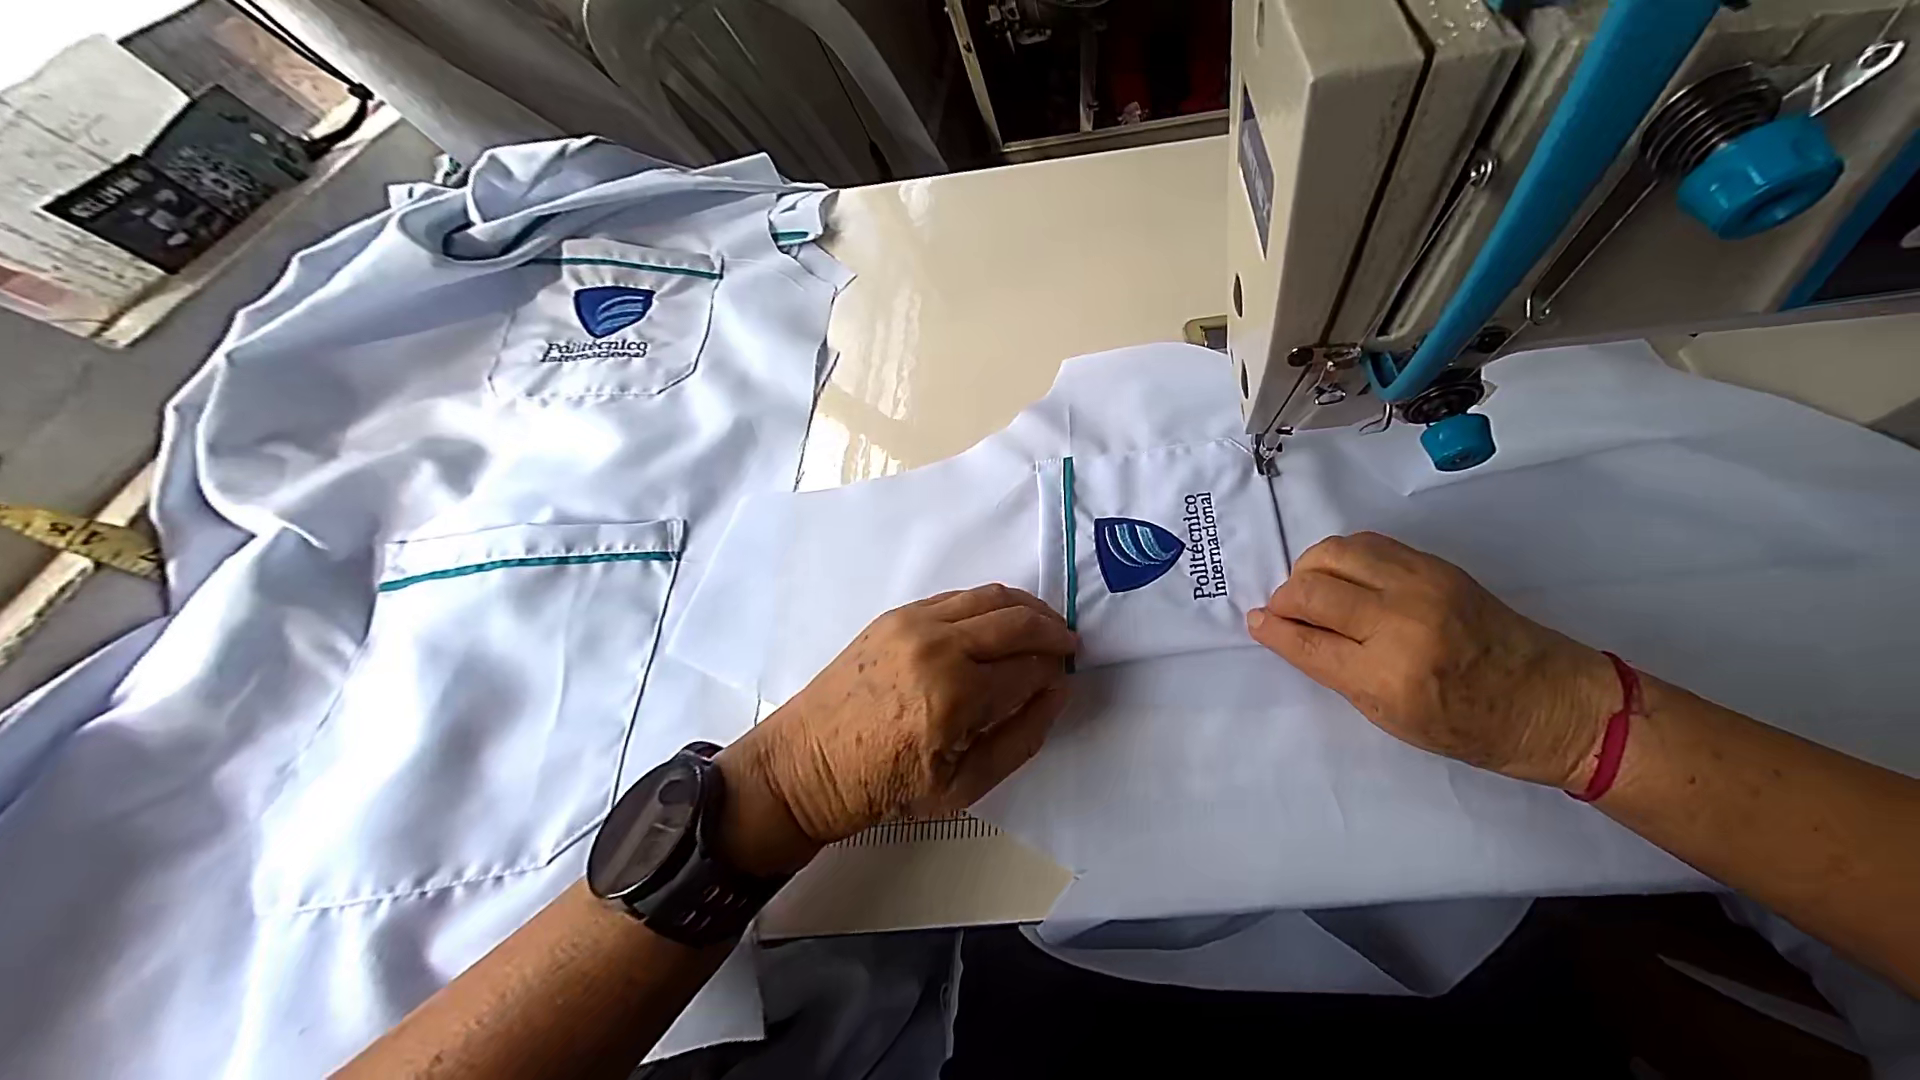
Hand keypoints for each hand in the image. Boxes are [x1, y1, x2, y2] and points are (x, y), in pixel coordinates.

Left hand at [713, 585, 1076, 875]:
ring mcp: (912, 624)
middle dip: (1052, 630)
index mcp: (954, 696)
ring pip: (989, 596)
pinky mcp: (895, 616)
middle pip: (1017, 620)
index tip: (1065, 676)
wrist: (806, 764)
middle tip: (1068, 644)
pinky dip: (987, 603)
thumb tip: (1057, 690)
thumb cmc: (883, 787)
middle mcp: (937, 646)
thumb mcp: (963, 787)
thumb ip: (1020, 737)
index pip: (1029, 668)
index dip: (1054, 671)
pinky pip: (956, 597)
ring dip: (1026, 608)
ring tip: (1043, 626)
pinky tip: (997, 622)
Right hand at [1244, 532, 1617, 789]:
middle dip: (1284, 599)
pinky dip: (1340, 558)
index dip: (1271, 628)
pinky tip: (1345, 580)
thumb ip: (1327, 665)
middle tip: (1286, 613)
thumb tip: (1276, 629)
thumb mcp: (1385, 712)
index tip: (1256, 622)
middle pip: (1310, 588)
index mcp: (1388, 675)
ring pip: (1331, 553)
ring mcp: (1421, 585)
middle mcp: (1401, 622)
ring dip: (1308, 571)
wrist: (1549, 700)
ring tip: (1315, 593)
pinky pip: (1364, 543)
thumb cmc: (1464, 724)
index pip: (1304, 639)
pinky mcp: (1434, 565)